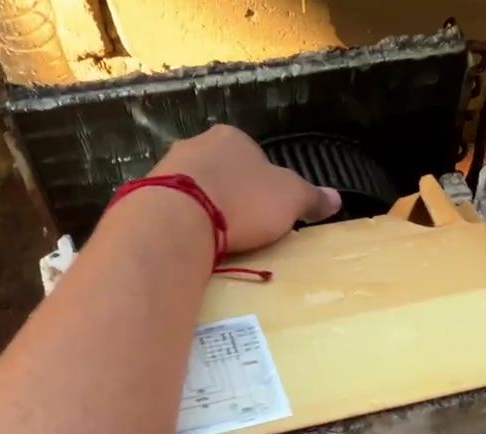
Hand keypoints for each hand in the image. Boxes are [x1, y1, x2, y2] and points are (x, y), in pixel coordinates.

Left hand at [150, 125, 341, 253]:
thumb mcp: (290, 199)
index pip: (252, 156)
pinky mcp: (148, 195)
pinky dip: (185, 224)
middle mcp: (197, 144)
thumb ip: (312, 198)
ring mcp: (167, 168)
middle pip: (221, 171)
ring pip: (195, 189)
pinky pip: (174, 210)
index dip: (263, 184)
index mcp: (232, 138)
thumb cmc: (243, 200)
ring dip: (206, 210)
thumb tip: (336, 198)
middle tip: (244, 227)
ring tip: (218, 239)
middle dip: (232, 195)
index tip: (267, 210)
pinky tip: (194, 244)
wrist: (180, 216)